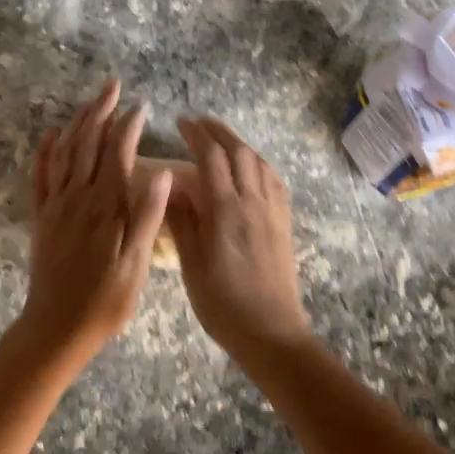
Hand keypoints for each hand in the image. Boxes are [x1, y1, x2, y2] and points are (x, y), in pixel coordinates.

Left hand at [22, 79, 172, 356]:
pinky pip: (40, 174)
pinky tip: (51, 134)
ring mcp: (56, 204)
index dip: (130, 124)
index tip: (142, 105)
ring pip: (65, 150)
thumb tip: (161, 173)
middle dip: (101, 108)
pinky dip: (45, 150)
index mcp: (106, 205)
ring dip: (77, 121)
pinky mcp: (41, 216)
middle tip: (112, 84)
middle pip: (88, 140)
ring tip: (90, 100)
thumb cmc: (106, 300)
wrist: (56, 328)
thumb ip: (147, 216)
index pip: (119, 151)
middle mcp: (78, 196)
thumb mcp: (136, 264)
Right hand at [166, 117, 311, 358]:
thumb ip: (182, 219)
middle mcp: (253, 201)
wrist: (271, 332)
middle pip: (238, 151)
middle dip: (218, 131)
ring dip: (238, 143)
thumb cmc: (222, 302)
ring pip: (258, 161)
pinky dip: (258, 162)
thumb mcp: (191, 264)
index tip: (180, 121)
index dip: (195, 134)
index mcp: (225, 209)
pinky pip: (273, 179)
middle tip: (198, 122)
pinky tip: (250, 167)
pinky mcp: (284, 221)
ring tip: (221, 139)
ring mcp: (272, 210)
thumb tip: (170, 185)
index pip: (211, 156)